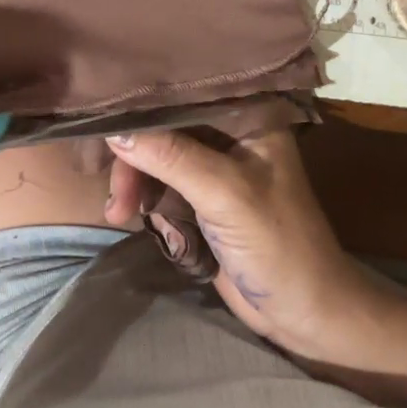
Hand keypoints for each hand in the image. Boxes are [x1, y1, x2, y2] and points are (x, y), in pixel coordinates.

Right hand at [103, 127, 406, 369]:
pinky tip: (126, 216)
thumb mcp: (224, 194)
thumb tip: (114, 130)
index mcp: (249, 117)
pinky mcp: (202, 198)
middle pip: (164, 126)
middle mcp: (230, 133)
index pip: (187, 93)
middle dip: (135, 157)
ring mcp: (215, 167)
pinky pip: (159, 184)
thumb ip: (171, 157)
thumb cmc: (278, 245)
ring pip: (156, 156)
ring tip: (118, 214)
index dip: (145, 102)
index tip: (102, 114)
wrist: (304, 314)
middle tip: (117, 195)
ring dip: (133, 182)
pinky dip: (141, 199)